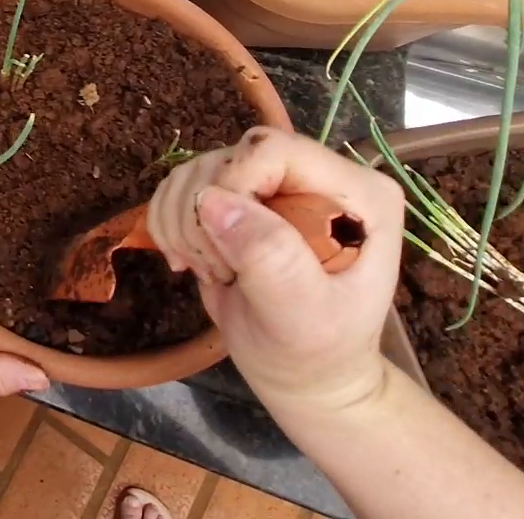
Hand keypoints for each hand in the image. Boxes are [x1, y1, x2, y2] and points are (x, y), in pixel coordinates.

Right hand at [146, 126, 404, 414]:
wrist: (301, 374)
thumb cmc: (317, 351)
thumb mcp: (303, 315)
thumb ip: (271, 257)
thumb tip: (213, 201)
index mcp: (355, 193)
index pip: (274, 149)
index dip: (235, 185)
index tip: (230, 245)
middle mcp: (311, 177)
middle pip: (224, 159)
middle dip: (201, 215)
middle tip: (218, 269)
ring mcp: (268, 185)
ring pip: (191, 172)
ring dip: (181, 224)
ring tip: (209, 270)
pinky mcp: (232, 197)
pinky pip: (176, 186)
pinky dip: (168, 223)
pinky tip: (190, 259)